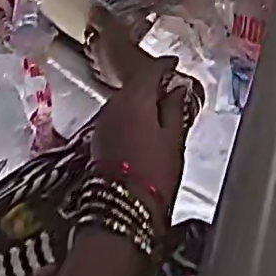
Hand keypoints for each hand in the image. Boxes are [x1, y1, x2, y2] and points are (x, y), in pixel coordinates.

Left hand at [90, 54, 188, 221]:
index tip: (175, 64)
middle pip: (135, 84)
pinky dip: (131, 114)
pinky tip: (143, 125)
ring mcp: (103, 121)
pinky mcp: (98, 138)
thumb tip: (177, 88)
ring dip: (141, 100)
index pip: (150, 70)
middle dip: (152, 84)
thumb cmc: (154, 174)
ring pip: (125, 100)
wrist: (121, 211)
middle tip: (172, 89)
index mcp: (135, 99)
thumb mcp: (173, 139)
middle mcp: (114, 104)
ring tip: (160, 109)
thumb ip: (175, 108)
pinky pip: (118, 115)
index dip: (164, 65)